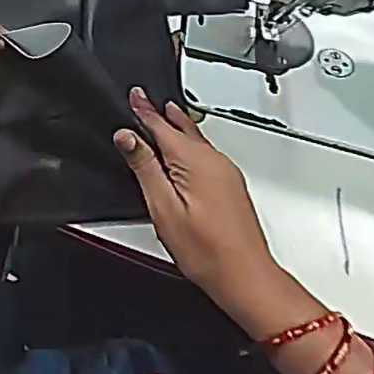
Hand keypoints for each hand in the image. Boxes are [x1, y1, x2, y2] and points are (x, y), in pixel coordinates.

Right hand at [114, 88, 282, 303]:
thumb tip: (127, 137)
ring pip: (196, 140)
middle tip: (144, 99)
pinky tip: (184, 147)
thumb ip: (144, 166)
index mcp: (194, 162)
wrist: (246, 278)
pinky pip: (206, 153)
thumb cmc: (207, 250)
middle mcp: (214, 162)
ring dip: (177, 126)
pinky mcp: (231, 186)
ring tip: (165, 113)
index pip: (162, 125)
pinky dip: (190, 142)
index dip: (144, 109)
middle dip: (161, 113)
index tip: (135, 94)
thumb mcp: (163, 206)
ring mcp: (226, 174)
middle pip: (182, 128)